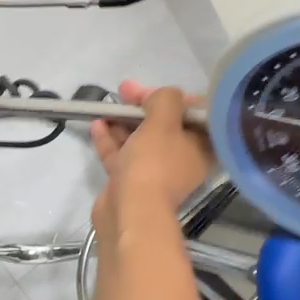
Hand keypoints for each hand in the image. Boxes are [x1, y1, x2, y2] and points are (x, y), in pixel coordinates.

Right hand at [89, 82, 214, 233]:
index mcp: (203, 144)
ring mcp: (154, 170)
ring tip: (107, 105)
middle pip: (163, 124)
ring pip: (139, 139)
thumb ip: (164, 99)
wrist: (130, 211)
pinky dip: (110, 140)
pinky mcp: (130, 180)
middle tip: (123, 91)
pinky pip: (122, 154)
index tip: (145, 88)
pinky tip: (97, 125)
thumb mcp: (163, 122)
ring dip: (122, 122)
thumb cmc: (153, 164)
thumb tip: (155, 94)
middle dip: (141, 107)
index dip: (168, 96)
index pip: (190, 111)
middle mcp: (182, 156)